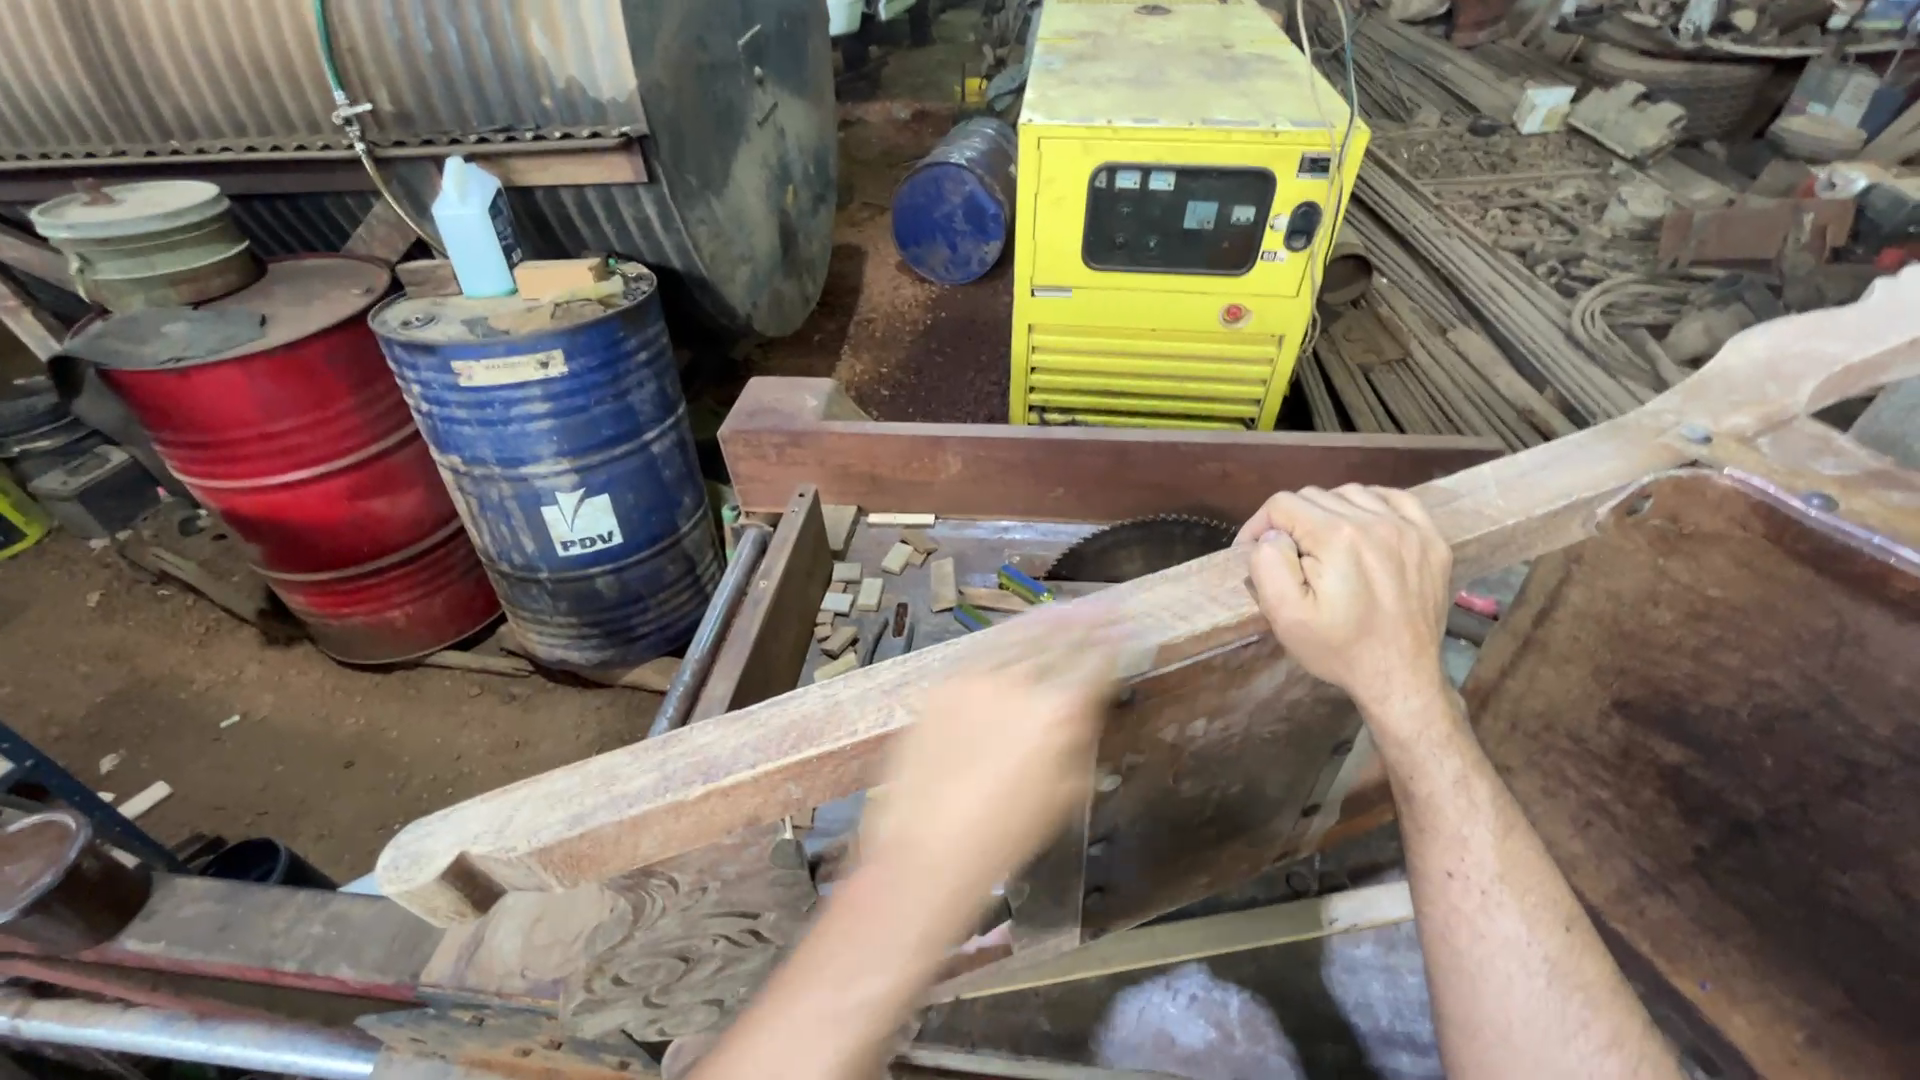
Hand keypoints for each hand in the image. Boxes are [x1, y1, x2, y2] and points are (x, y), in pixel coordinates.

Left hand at [864, 608, 1121, 928]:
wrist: (928, 847)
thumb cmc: (1008, 835)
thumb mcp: (1067, 793)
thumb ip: (1079, 741)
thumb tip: (1084, 710)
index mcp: (1060, 712)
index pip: (1096, 661)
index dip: (1117, 639)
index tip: (1128, 625)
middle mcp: (1021, 684)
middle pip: (1061, 639)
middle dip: (1088, 620)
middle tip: (1107, 606)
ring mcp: (977, 679)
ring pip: (1019, 637)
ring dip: (1049, 620)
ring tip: (1067, 608)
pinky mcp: (943, 684)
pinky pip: (982, 651)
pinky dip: (1006, 637)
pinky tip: (1017, 631)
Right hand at [1237, 485, 1452, 730]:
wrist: (1400, 677)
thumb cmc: (1337, 649)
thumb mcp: (1285, 615)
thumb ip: (1268, 564)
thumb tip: (1272, 535)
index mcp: (1336, 537)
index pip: (1282, 504)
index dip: (1258, 525)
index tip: (1252, 552)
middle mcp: (1375, 521)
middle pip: (1315, 496)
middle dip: (1291, 521)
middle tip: (1287, 556)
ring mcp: (1409, 529)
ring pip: (1351, 493)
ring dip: (1328, 512)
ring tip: (1321, 545)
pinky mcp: (1431, 541)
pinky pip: (1395, 499)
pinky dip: (1371, 504)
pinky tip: (1361, 527)